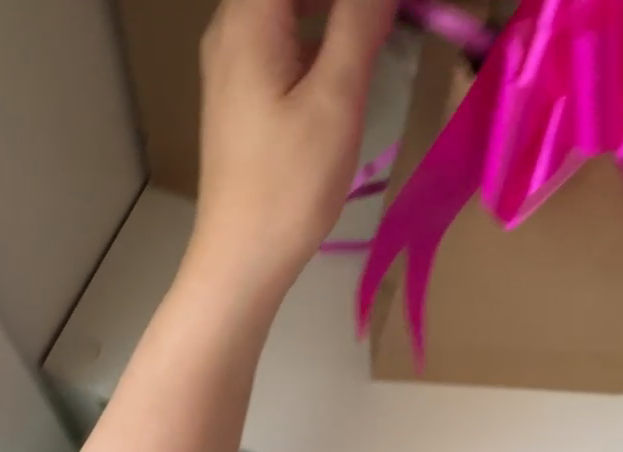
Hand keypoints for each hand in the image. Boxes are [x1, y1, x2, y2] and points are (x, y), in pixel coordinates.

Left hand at [192, 0, 395, 292]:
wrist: (243, 256)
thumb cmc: (290, 183)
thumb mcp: (335, 99)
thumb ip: (358, 23)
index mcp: (249, 16)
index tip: (392, 11)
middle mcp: (230, 27)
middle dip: (347, 6)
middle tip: (392, 19)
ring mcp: (231, 64)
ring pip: (286, 12)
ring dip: (334, 16)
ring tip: (379, 34)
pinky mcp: (241, 96)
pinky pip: (280, 42)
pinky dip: (316, 38)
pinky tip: (346, 64)